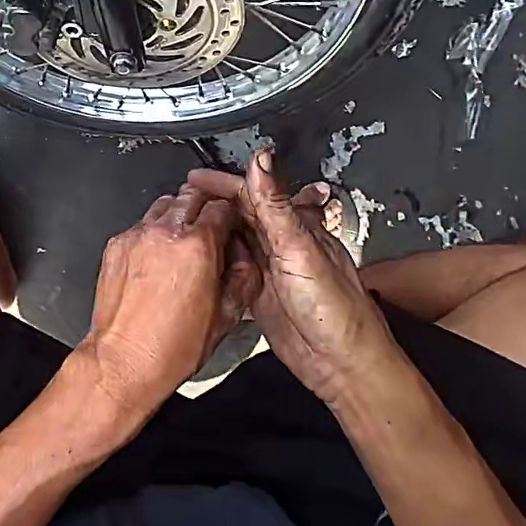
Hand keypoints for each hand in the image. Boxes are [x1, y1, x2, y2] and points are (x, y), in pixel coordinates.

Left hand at [80, 185, 260, 413]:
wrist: (124, 361)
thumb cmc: (171, 346)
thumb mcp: (227, 317)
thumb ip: (243, 278)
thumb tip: (246, 258)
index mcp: (198, 246)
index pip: (222, 206)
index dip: (231, 215)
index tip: (231, 225)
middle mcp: (166, 233)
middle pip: (193, 194)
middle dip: (205, 205)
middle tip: (210, 223)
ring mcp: (138, 235)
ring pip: (164, 204)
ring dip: (178, 215)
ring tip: (182, 241)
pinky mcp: (117, 244)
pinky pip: (141, 224)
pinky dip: (153, 232)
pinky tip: (157, 258)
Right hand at [188, 151, 403, 404]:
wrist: (342, 365)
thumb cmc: (335, 309)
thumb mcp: (298, 248)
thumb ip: (274, 205)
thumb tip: (262, 159)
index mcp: (295, 226)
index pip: (253, 193)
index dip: (223, 183)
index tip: (196, 178)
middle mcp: (282, 245)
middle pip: (242, 215)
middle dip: (213, 205)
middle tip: (183, 201)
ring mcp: (271, 271)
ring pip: (236, 242)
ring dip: (213, 232)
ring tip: (185, 227)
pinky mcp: (261, 296)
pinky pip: (233, 272)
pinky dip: (217, 265)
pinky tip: (201, 264)